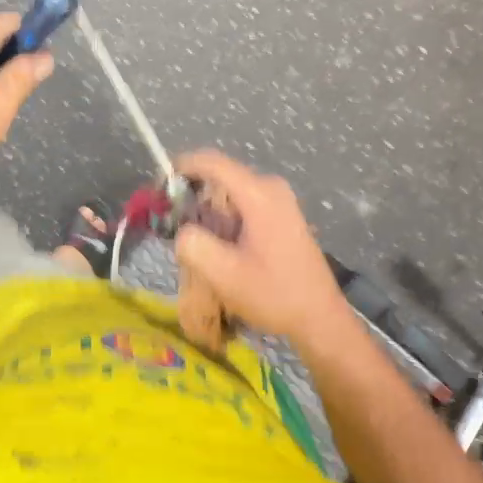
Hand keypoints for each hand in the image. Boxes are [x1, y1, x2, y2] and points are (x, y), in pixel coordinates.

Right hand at [173, 150, 354, 343]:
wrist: (322, 321)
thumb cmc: (275, 295)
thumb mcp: (224, 275)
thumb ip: (192, 245)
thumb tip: (183, 230)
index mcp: (259, 194)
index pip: (210, 162)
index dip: (180, 168)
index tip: (160, 190)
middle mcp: (271, 188)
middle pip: (219, 177)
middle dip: (193, 196)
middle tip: (176, 226)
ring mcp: (280, 201)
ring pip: (229, 192)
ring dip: (208, 211)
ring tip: (198, 243)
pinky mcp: (282, 215)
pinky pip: (242, 204)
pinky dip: (224, 218)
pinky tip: (222, 248)